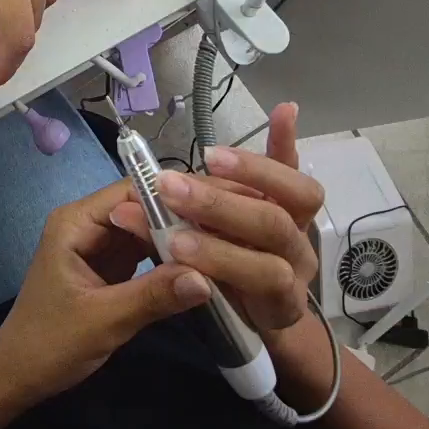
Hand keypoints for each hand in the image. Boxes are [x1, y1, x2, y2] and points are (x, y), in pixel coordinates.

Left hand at [0, 181, 211, 403]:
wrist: (18, 377)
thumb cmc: (50, 343)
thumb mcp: (104, 320)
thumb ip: (153, 296)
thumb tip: (207, 276)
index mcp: (76, 222)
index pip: (130, 192)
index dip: (172, 199)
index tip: (217, 212)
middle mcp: (87, 225)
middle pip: (141, 208)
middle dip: (181, 220)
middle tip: (231, 232)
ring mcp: (99, 246)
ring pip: (146, 231)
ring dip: (178, 241)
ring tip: (225, 246)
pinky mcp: (109, 268)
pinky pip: (144, 254)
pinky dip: (169, 261)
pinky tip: (202, 268)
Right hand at [109, 103, 323, 340]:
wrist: (271, 318)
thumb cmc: (230, 315)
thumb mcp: (202, 304)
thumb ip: (163, 260)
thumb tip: (123, 214)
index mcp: (281, 299)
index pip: (260, 272)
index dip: (220, 255)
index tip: (173, 240)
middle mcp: (300, 260)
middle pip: (273, 226)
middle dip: (219, 206)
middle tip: (169, 187)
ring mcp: (305, 230)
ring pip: (295, 196)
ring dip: (249, 170)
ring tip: (207, 157)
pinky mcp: (297, 205)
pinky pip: (295, 170)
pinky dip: (285, 141)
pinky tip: (283, 110)